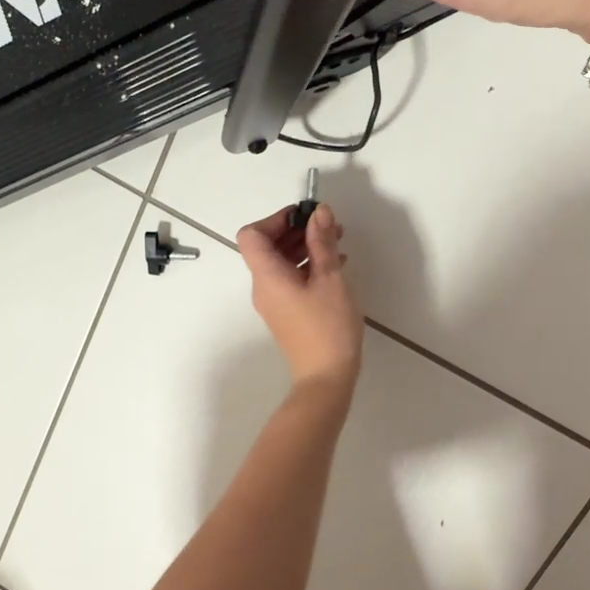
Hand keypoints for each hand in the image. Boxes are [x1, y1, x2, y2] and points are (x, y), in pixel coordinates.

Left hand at [238, 204, 362, 388]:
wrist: (326, 377)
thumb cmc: (328, 326)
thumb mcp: (330, 278)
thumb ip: (322, 242)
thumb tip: (319, 212)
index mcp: (267, 275)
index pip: (252, 235)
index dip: (276, 219)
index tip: (305, 217)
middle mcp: (263, 287)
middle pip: (267, 246)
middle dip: (296, 230)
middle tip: (328, 226)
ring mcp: (273, 302)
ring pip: (281, 263)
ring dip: (305, 247)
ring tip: (337, 242)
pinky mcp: (286, 313)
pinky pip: (290, 279)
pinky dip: (307, 266)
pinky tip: (335, 265)